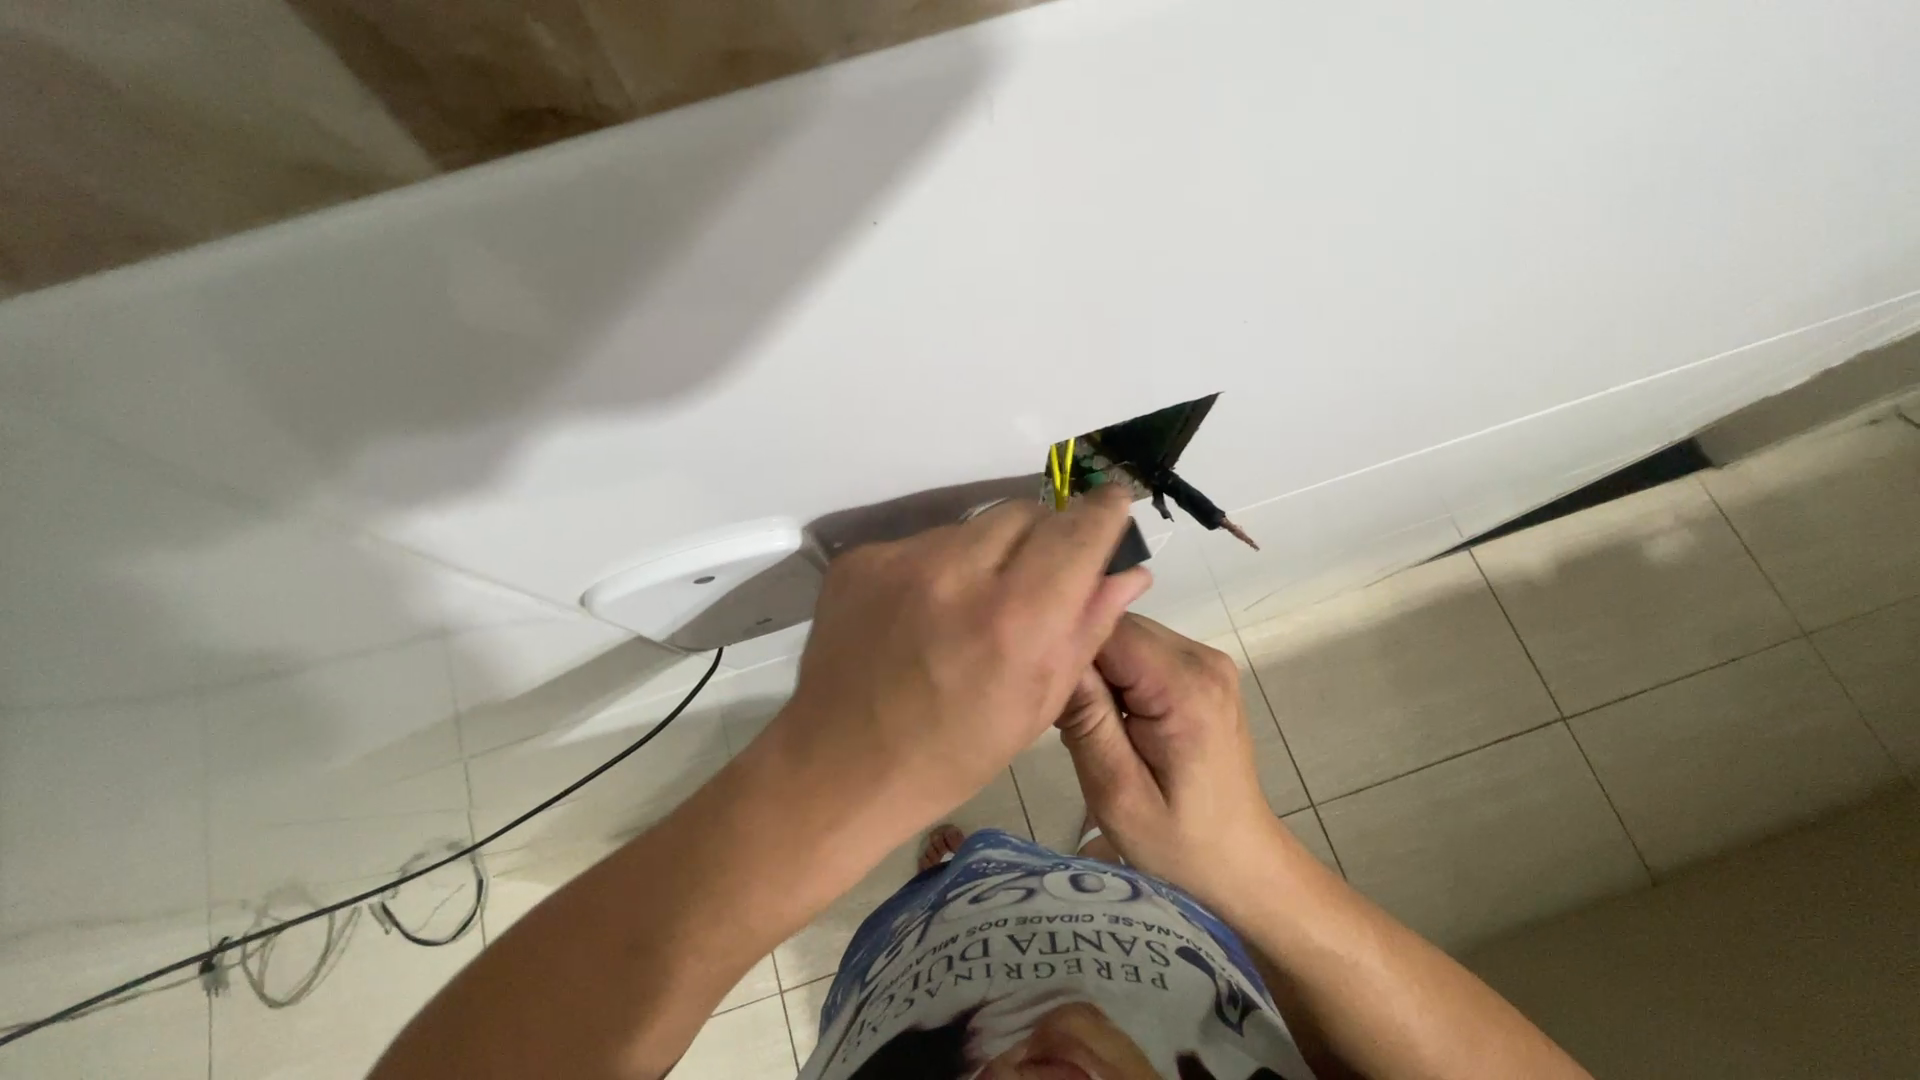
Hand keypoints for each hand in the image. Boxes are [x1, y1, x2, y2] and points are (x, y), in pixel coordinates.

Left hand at [772, 485, 1150, 842]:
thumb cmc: (952, 753)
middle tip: (1035, 580)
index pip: (1078, 529)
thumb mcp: (1037, 703)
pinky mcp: (861, 558)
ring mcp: (901, 559)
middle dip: (1045, 536)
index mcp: (1015, 619)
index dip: (1103, 512)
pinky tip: (924, 613)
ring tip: (970, 606)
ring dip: (988, 552)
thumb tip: (1129, 571)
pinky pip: (924, 542)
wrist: (840, 765)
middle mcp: (958, 572)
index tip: (1113, 505)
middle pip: (1026, 513)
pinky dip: (939, 566)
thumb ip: (1088, 627)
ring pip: (973, 527)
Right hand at [1056, 614, 1283, 905]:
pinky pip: (1142, 650)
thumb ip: (1085, 717)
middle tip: (1061, 712)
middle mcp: (1203, 658)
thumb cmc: (1176, 841)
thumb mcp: (1116, 791)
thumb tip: (1053, 653)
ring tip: (1084, 718)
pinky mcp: (1203, 670)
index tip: (1038, 681)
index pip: (1107, 627)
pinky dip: (1116, 673)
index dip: (1067, 645)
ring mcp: (1207, 660)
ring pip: (1126, 634)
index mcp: (1185, 687)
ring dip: (1097, 666)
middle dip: (1081, 658)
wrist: (1238, 862)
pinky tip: (1110, 714)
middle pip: (1117, 625)